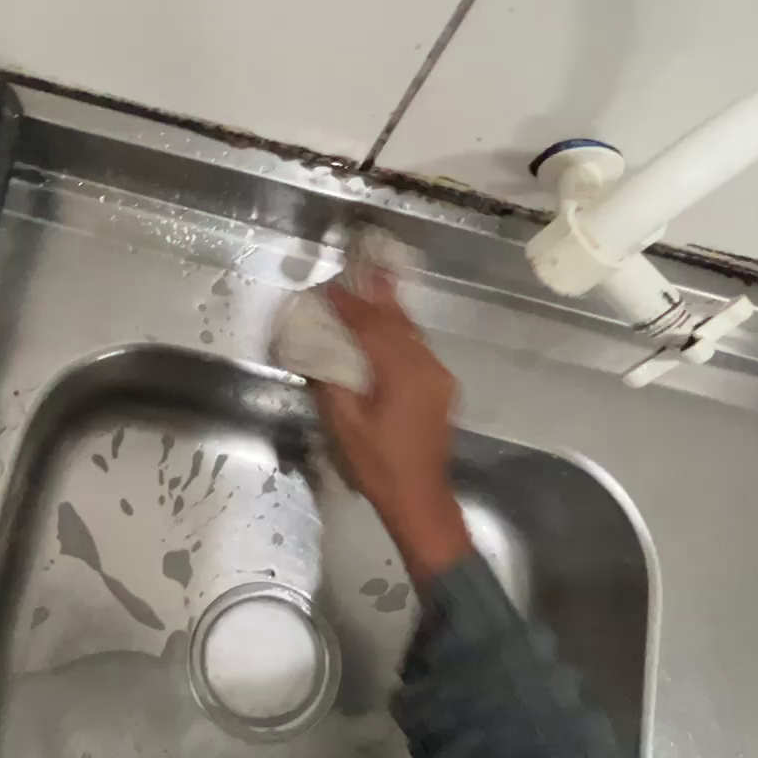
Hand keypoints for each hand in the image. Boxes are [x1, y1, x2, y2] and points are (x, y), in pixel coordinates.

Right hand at [314, 272, 470, 583]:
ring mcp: (438, 378)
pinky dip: (400, 332)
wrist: (420, 497)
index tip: (329, 286)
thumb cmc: (378, 465)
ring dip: (391, 310)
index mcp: (402, 374)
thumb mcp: (345, 426)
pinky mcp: (441, 389)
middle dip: (378, 292)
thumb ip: (331, 385)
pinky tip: (389, 327)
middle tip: (364, 260)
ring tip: (375, 283)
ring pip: (412, 333)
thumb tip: (316, 355)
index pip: (371, 328)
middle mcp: (427, 368)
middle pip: (398, 322)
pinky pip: (418, 349)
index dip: (349, 304)